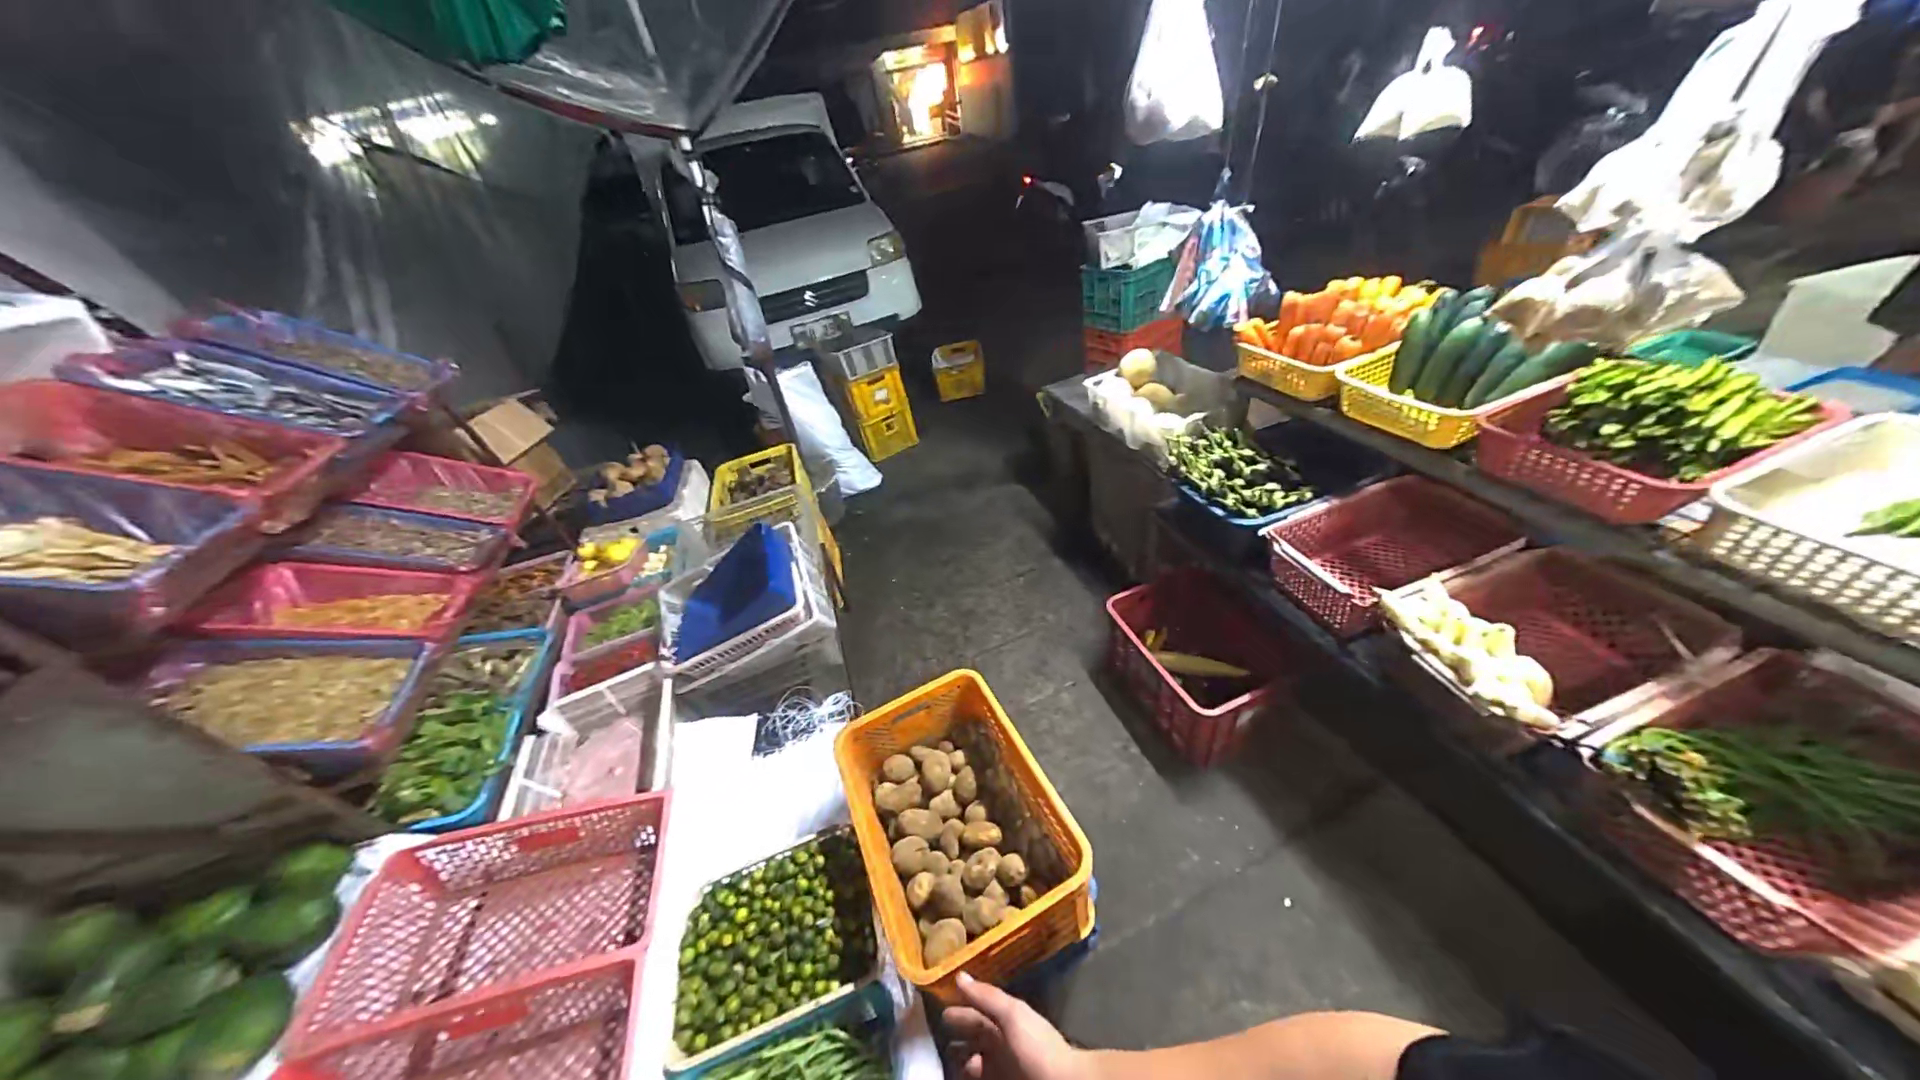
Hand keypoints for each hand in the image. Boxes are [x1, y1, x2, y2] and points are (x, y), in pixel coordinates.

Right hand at [942, 973, 1088, 1079]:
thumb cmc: (1037, 1047)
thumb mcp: (1012, 1015)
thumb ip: (986, 996)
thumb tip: (959, 974)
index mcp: (1005, 1021)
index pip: (976, 1013)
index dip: (959, 1010)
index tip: (938, 1011)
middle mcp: (1002, 1043)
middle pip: (975, 1038)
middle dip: (956, 1038)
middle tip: (935, 1040)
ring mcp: (1003, 1068)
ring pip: (975, 1063)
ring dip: (961, 1062)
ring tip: (945, 1064)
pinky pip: (981, 1078)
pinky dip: (969, 1077)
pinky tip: (960, 1076)